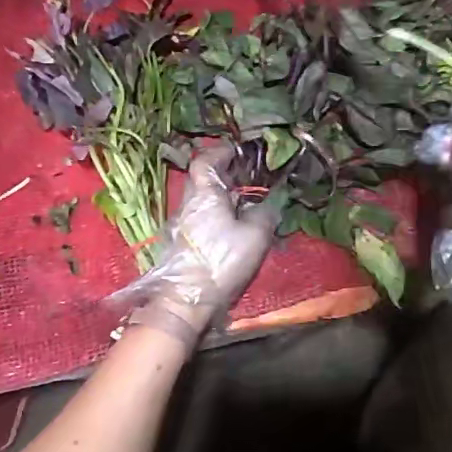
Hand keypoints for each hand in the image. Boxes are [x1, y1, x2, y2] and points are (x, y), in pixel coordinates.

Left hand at [122, 145, 277, 328]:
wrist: (186, 300)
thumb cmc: (220, 261)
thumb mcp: (254, 236)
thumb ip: (264, 214)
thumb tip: (270, 203)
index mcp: (203, 194)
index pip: (205, 161)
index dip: (220, 153)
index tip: (238, 152)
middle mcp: (187, 204)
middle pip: (202, 180)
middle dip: (224, 175)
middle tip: (247, 177)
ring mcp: (181, 225)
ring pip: (202, 202)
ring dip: (221, 198)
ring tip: (245, 203)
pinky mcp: (182, 245)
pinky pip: (201, 219)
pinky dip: (216, 216)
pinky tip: (232, 227)